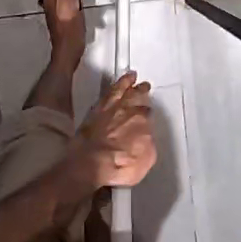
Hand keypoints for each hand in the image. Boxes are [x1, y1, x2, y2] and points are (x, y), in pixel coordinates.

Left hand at [70, 71, 155, 188]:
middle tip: (144, 85)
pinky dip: (111, 89)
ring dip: (126, 83)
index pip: (147, 112)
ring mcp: (109, 110)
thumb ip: (148, 144)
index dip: (148, 112)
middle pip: (136, 96)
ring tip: (130, 76)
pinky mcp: (93, 113)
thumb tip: (146, 139)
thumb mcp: (147, 159)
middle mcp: (127, 111)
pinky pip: (105, 95)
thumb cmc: (121, 165)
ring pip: (120, 90)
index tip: (149, 111)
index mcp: (143, 122)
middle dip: (141, 90)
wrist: (91, 163)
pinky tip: (111, 89)